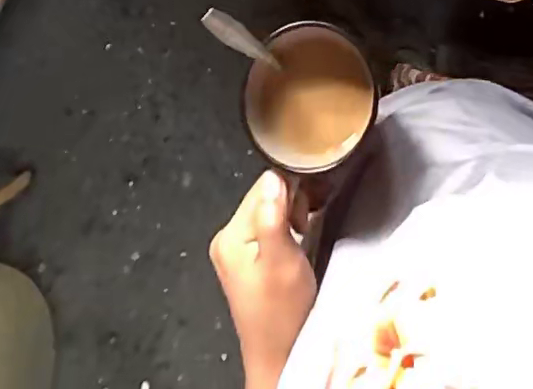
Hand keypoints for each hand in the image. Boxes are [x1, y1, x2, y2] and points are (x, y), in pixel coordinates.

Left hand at [211, 171, 317, 388]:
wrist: (280, 356)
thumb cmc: (282, 314)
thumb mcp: (281, 261)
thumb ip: (273, 217)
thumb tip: (273, 176)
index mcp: (229, 235)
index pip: (264, 184)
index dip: (292, 190)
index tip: (305, 214)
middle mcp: (228, 236)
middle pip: (267, 193)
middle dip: (292, 202)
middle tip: (302, 229)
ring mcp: (237, 246)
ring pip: (272, 205)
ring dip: (293, 213)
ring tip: (301, 236)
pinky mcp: (250, 255)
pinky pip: (272, 220)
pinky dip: (289, 224)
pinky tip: (296, 241)